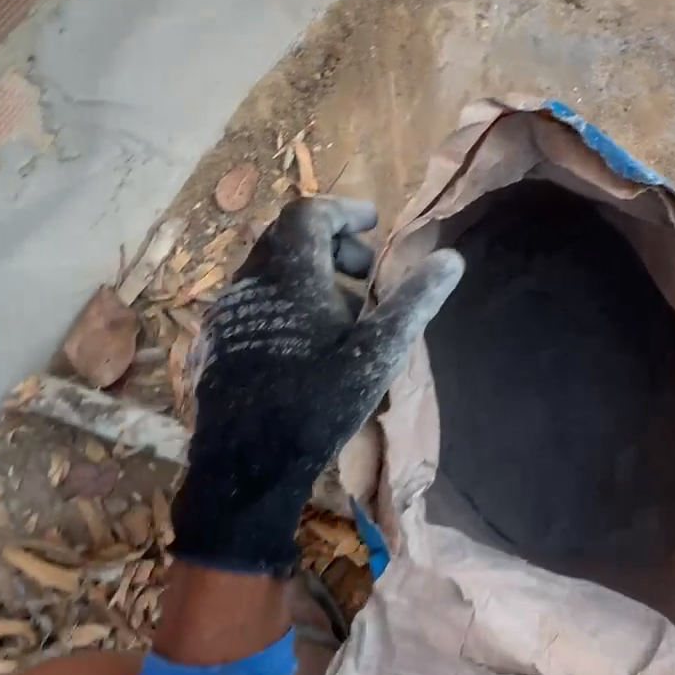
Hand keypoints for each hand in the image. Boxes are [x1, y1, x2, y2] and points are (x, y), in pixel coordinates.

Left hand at [171, 197, 462, 575]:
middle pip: (288, 236)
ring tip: (349, 309)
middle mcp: (252, 284)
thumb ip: (416, 299)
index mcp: (290, 276)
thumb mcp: (381, 350)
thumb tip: (452, 258)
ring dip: (313, 271)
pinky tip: (315, 339)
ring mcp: (230, 313)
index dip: (344, 210)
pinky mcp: (222, 340)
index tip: (375, 223)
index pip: (309, 213)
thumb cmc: (320, 400)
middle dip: (333, 242)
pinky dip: (292, 296)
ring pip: (272, 268)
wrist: (248, 465)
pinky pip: (260, 297)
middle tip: (368, 271)